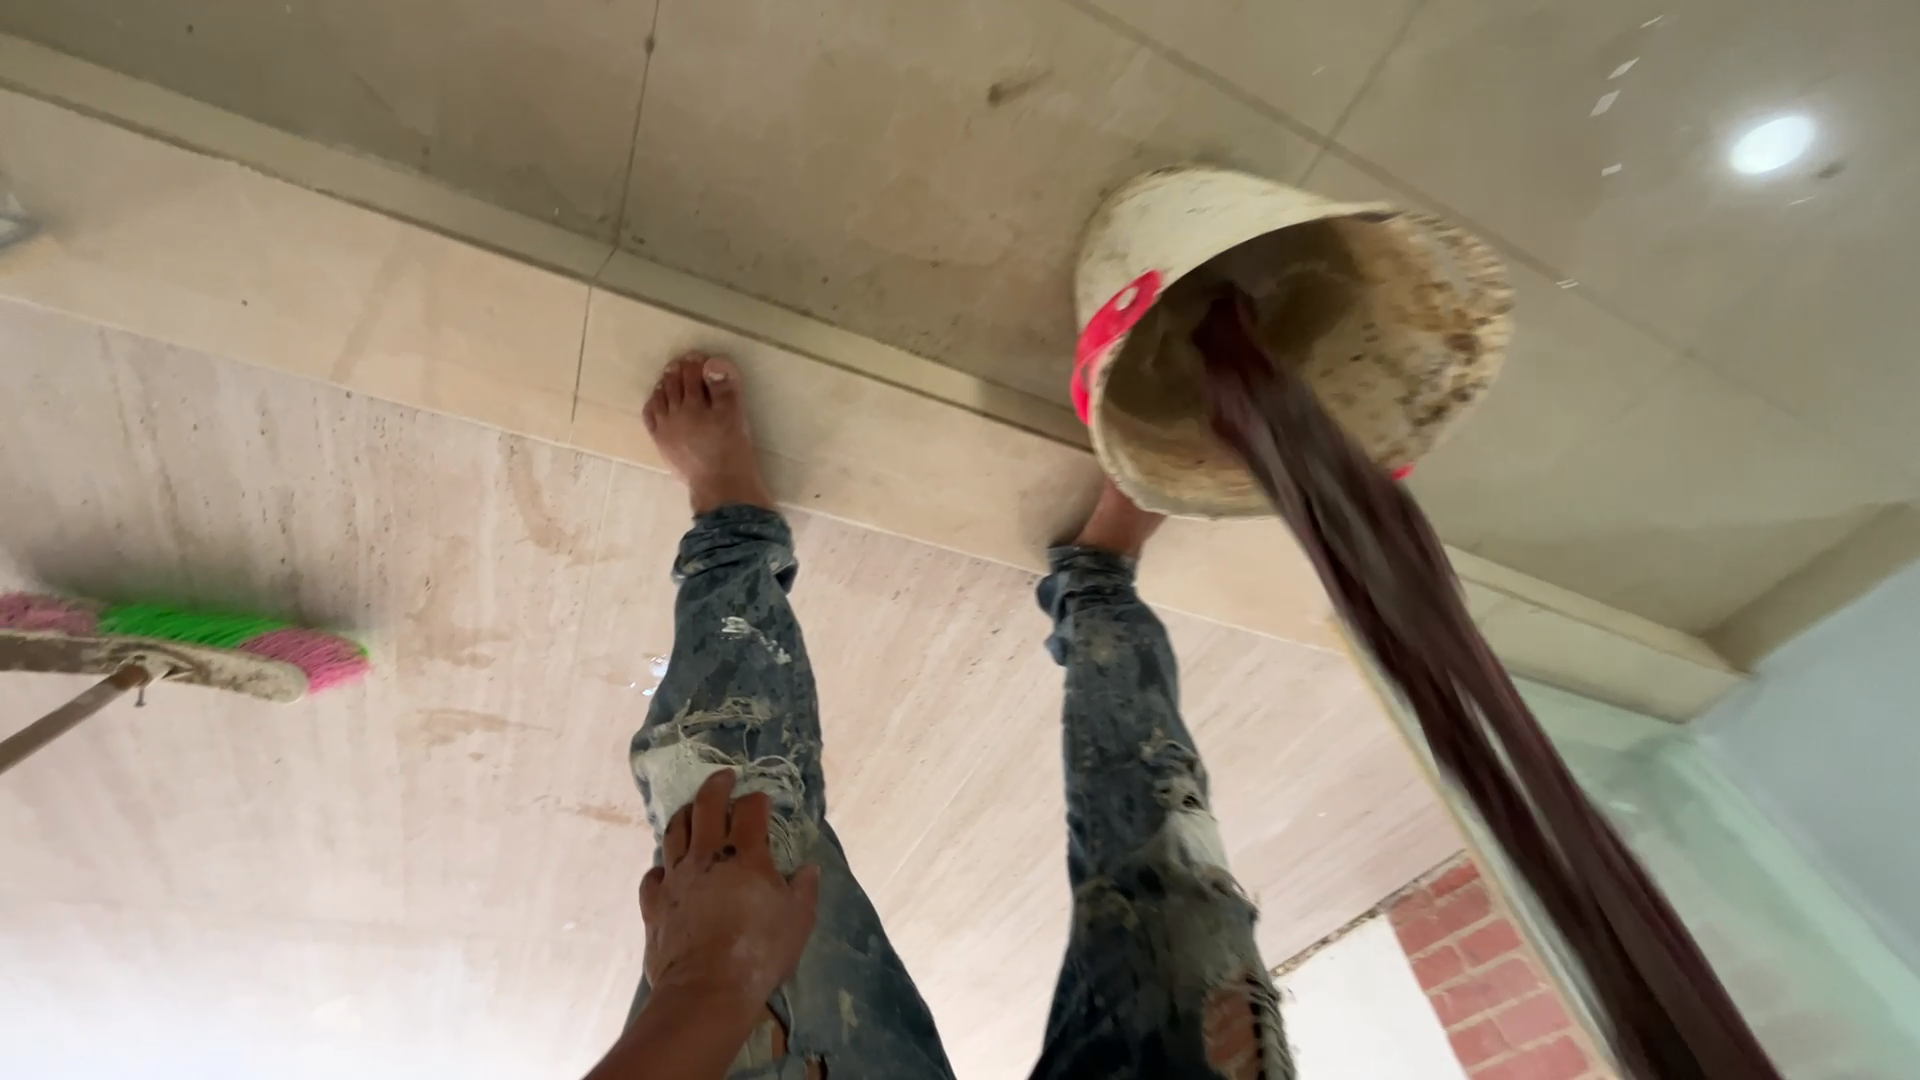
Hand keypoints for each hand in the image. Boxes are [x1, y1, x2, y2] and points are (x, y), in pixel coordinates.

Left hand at [641, 769, 821, 1013]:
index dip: (757, 799)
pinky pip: (653, 875)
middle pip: (706, 806)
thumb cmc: (760, 952)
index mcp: (745, 854)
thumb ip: (804, 888)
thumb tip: (808, 869)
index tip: (763, 799)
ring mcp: (676, 878)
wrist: (706, 992)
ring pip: (674, 831)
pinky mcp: (655, 905)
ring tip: (693, 810)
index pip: (750, 809)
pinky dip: (662, 866)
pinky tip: (668, 869)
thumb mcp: (798, 919)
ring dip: (685, 815)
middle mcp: (707, 856)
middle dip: (716, 786)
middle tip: (724, 777)